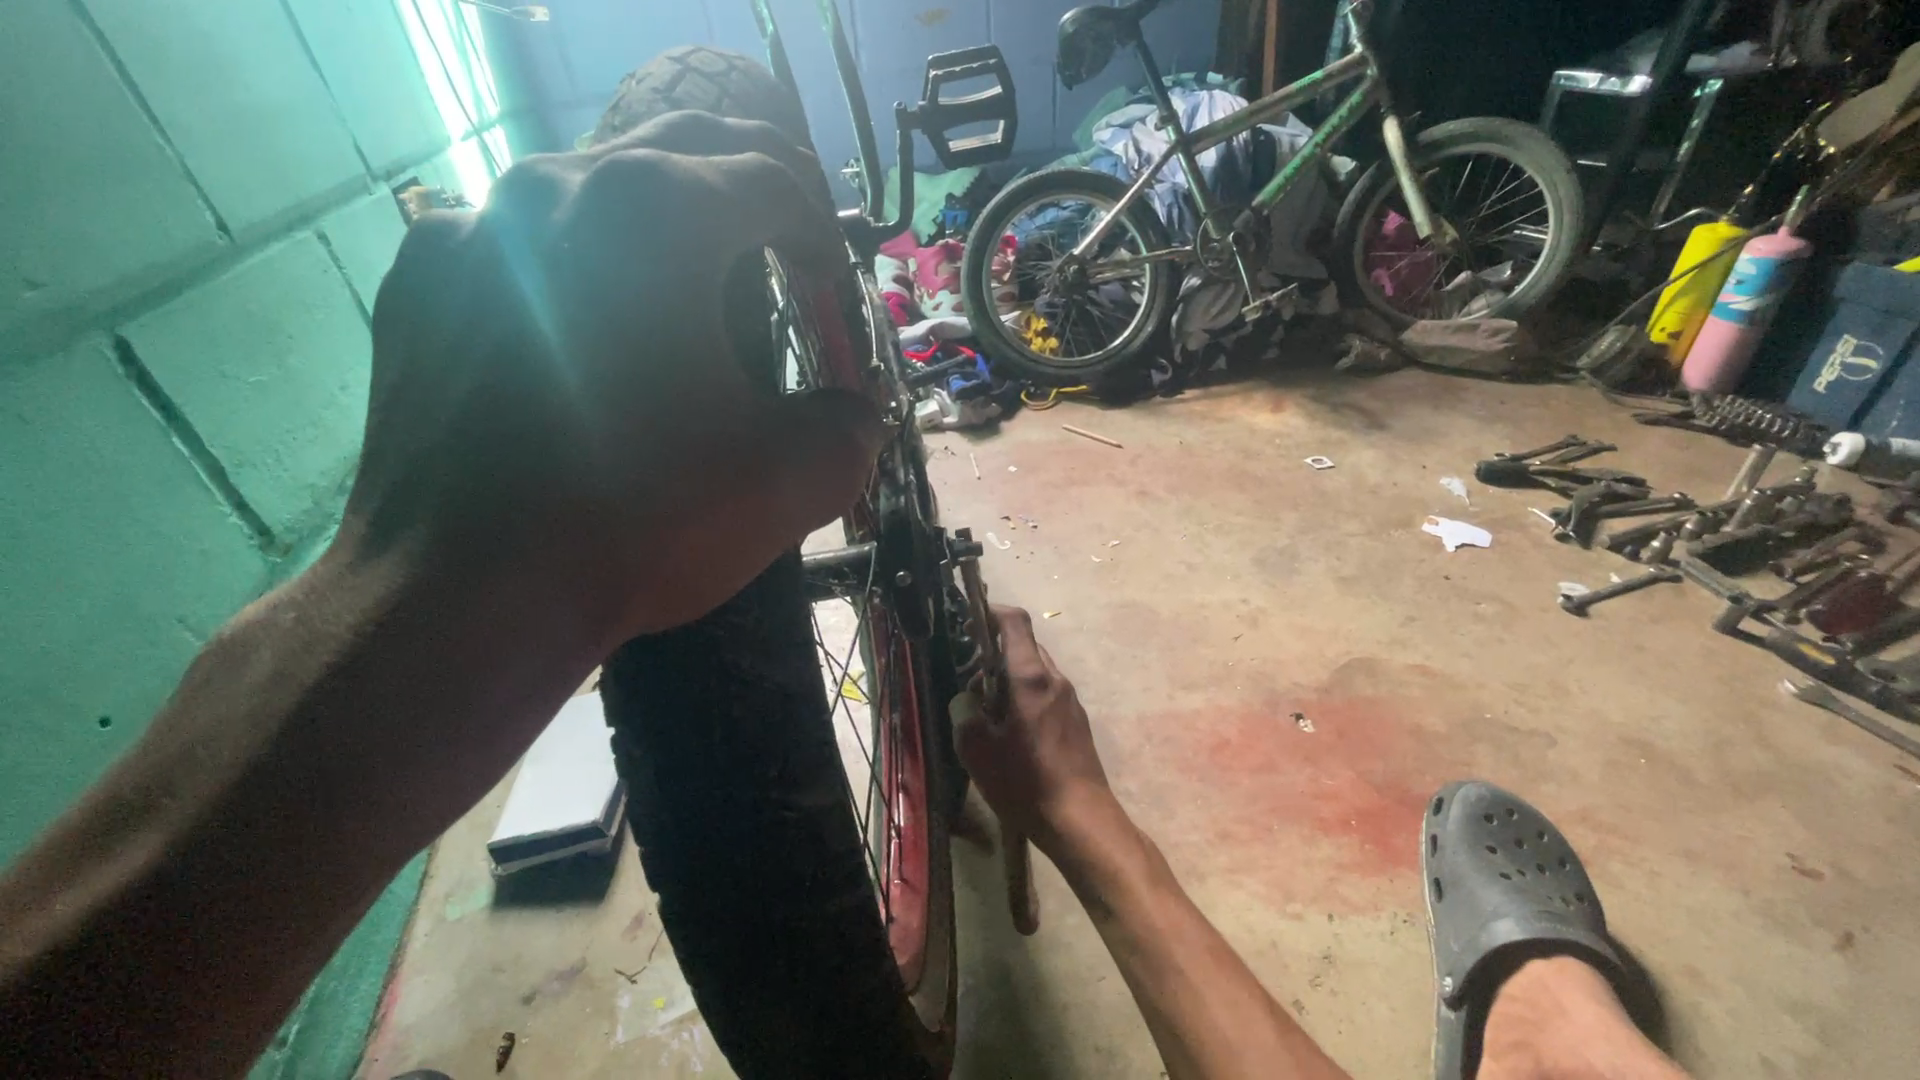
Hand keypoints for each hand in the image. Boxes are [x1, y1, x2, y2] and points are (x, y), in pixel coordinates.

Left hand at [342, 111, 884, 644]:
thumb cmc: (642, 521)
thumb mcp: (792, 481)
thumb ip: (851, 429)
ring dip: (656, 222)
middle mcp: (558, 189)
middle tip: (781, 240)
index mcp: (660, 213)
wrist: (466, 596)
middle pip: (681, 148)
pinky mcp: (420, 287)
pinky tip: (586, 331)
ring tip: (687, 286)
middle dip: (749, 186)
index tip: (830, 290)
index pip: (772, 183)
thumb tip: (856, 414)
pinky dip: (571, 268)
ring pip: (591, 190)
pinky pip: (516, 247)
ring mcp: (471, 231)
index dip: (820, 233)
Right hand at [953, 606, 1116, 850]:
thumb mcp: (977, 749)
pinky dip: (1025, 696)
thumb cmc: (1025, 782)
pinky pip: (1047, 694)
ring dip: (1010, 677)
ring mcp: (1070, 701)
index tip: (968, 619)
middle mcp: (1055, 680)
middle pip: (1025, 647)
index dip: (991, 612)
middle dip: (995, 651)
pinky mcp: (1077, 722)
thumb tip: (968, 698)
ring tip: (986, 706)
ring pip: (1036, 672)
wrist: (1080, 819)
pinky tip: (1011, 730)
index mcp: (1030, 677)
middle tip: (968, 674)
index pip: (1015, 622)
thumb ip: (965, 712)